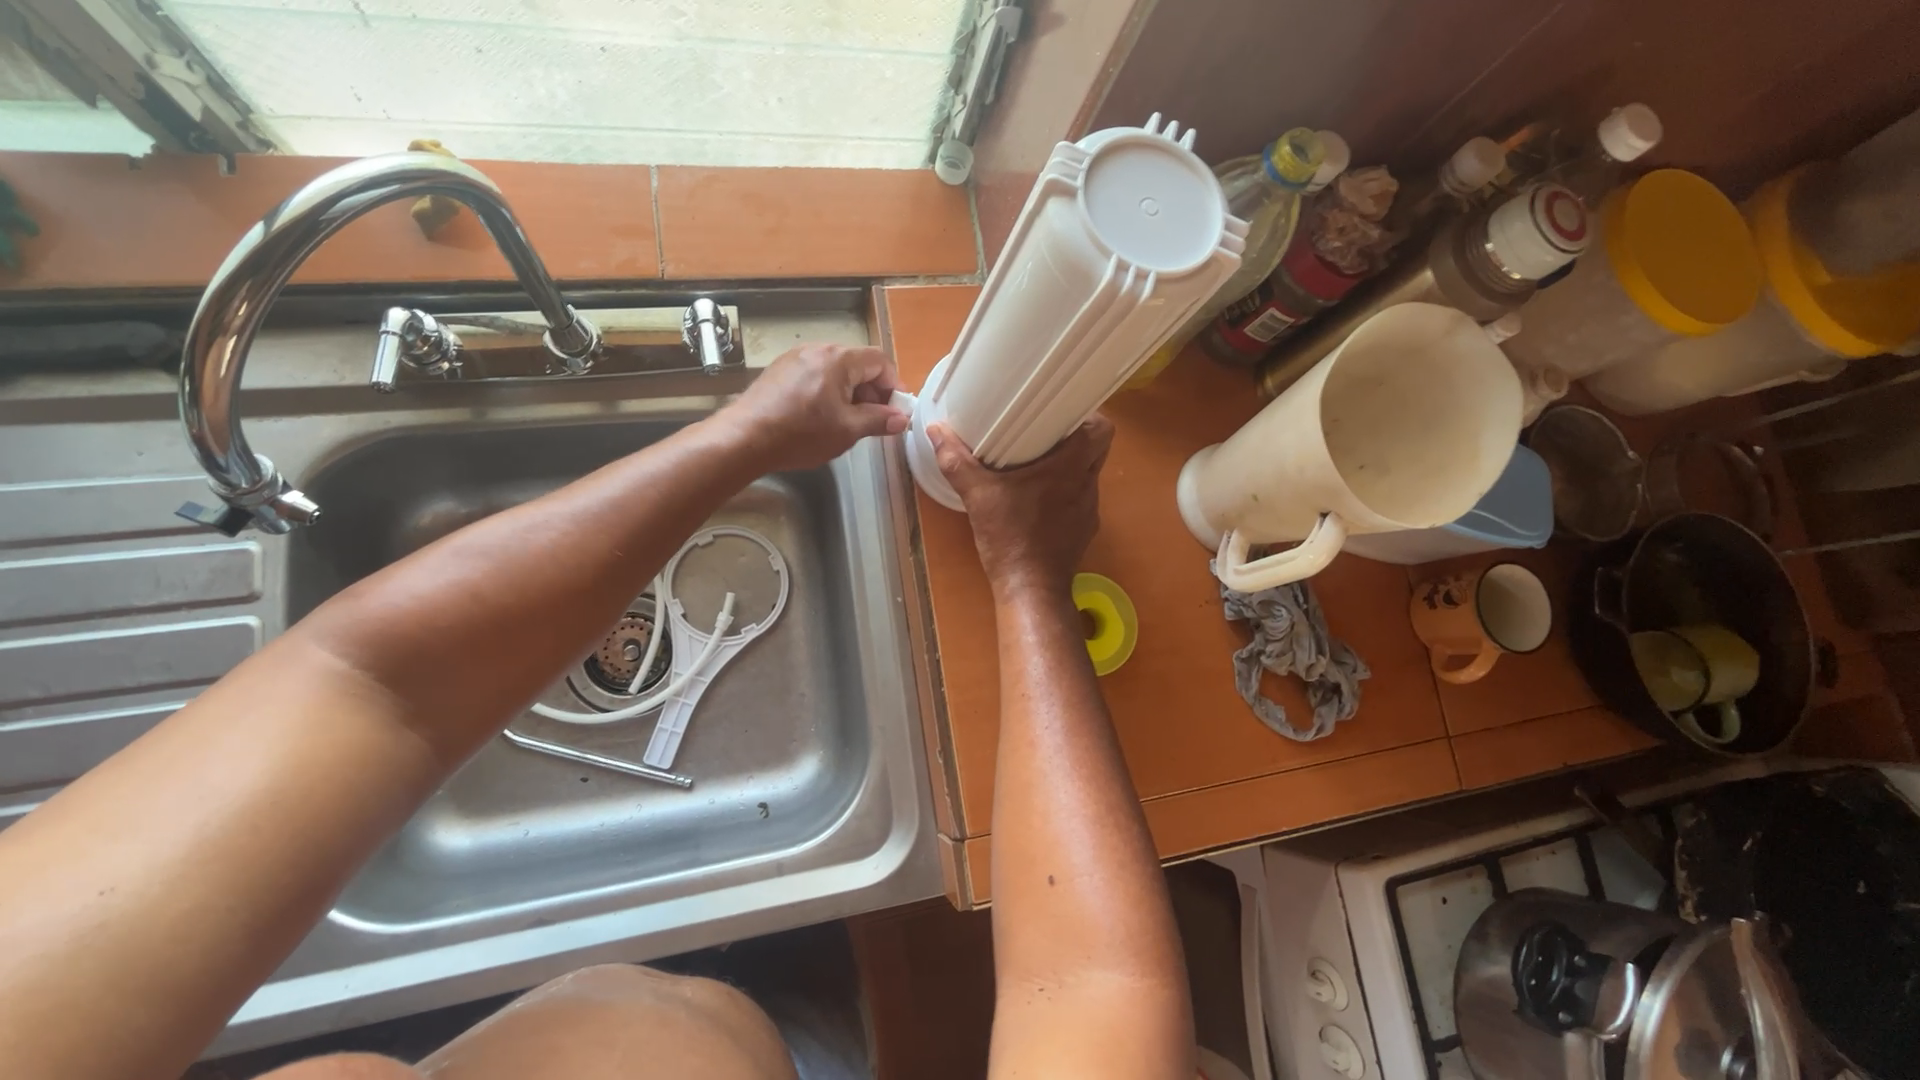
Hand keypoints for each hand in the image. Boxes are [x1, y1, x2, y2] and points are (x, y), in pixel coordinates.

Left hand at [721, 344, 908, 470]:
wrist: (746, 438)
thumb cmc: (801, 434)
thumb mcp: (847, 430)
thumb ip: (878, 420)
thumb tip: (901, 418)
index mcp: (839, 359)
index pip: (879, 361)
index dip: (894, 385)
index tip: (897, 409)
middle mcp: (818, 350)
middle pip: (857, 363)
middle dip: (872, 390)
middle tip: (876, 419)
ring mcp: (795, 358)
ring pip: (835, 370)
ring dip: (850, 392)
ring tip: (849, 421)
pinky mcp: (779, 370)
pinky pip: (815, 374)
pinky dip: (827, 391)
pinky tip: (822, 416)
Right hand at [930, 415, 1114, 599]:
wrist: (1030, 589)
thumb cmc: (1010, 538)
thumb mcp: (978, 496)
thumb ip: (956, 461)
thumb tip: (936, 430)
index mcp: (1071, 467)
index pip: (1102, 429)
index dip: (1089, 414)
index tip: (1064, 410)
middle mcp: (1088, 484)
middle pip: (1099, 448)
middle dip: (1079, 436)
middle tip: (1049, 431)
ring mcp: (1090, 509)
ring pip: (1090, 473)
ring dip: (1072, 464)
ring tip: (1041, 461)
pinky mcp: (1085, 529)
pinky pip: (1081, 499)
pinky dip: (1067, 492)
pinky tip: (1041, 498)